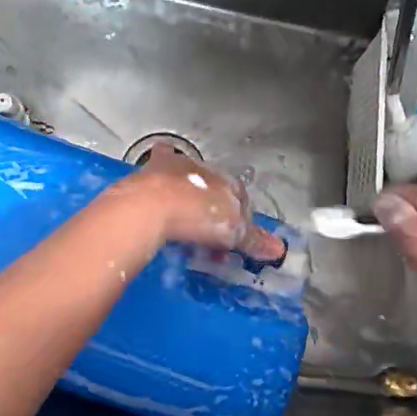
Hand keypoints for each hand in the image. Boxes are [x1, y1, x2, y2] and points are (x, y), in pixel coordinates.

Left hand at [105, 146, 285, 259]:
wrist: (150, 205)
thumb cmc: (199, 212)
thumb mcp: (233, 229)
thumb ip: (253, 238)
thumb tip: (278, 249)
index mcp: (223, 175)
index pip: (238, 194)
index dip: (238, 218)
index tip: (233, 241)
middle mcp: (195, 166)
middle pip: (206, 189)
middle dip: (207, 212)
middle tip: (206, 241)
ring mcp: (164, 170)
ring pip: (178, 186)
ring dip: (182, 206)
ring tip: (181, 234)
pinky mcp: (138, 180)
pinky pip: (150, 192)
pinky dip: (154, 204)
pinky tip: (153, 219)